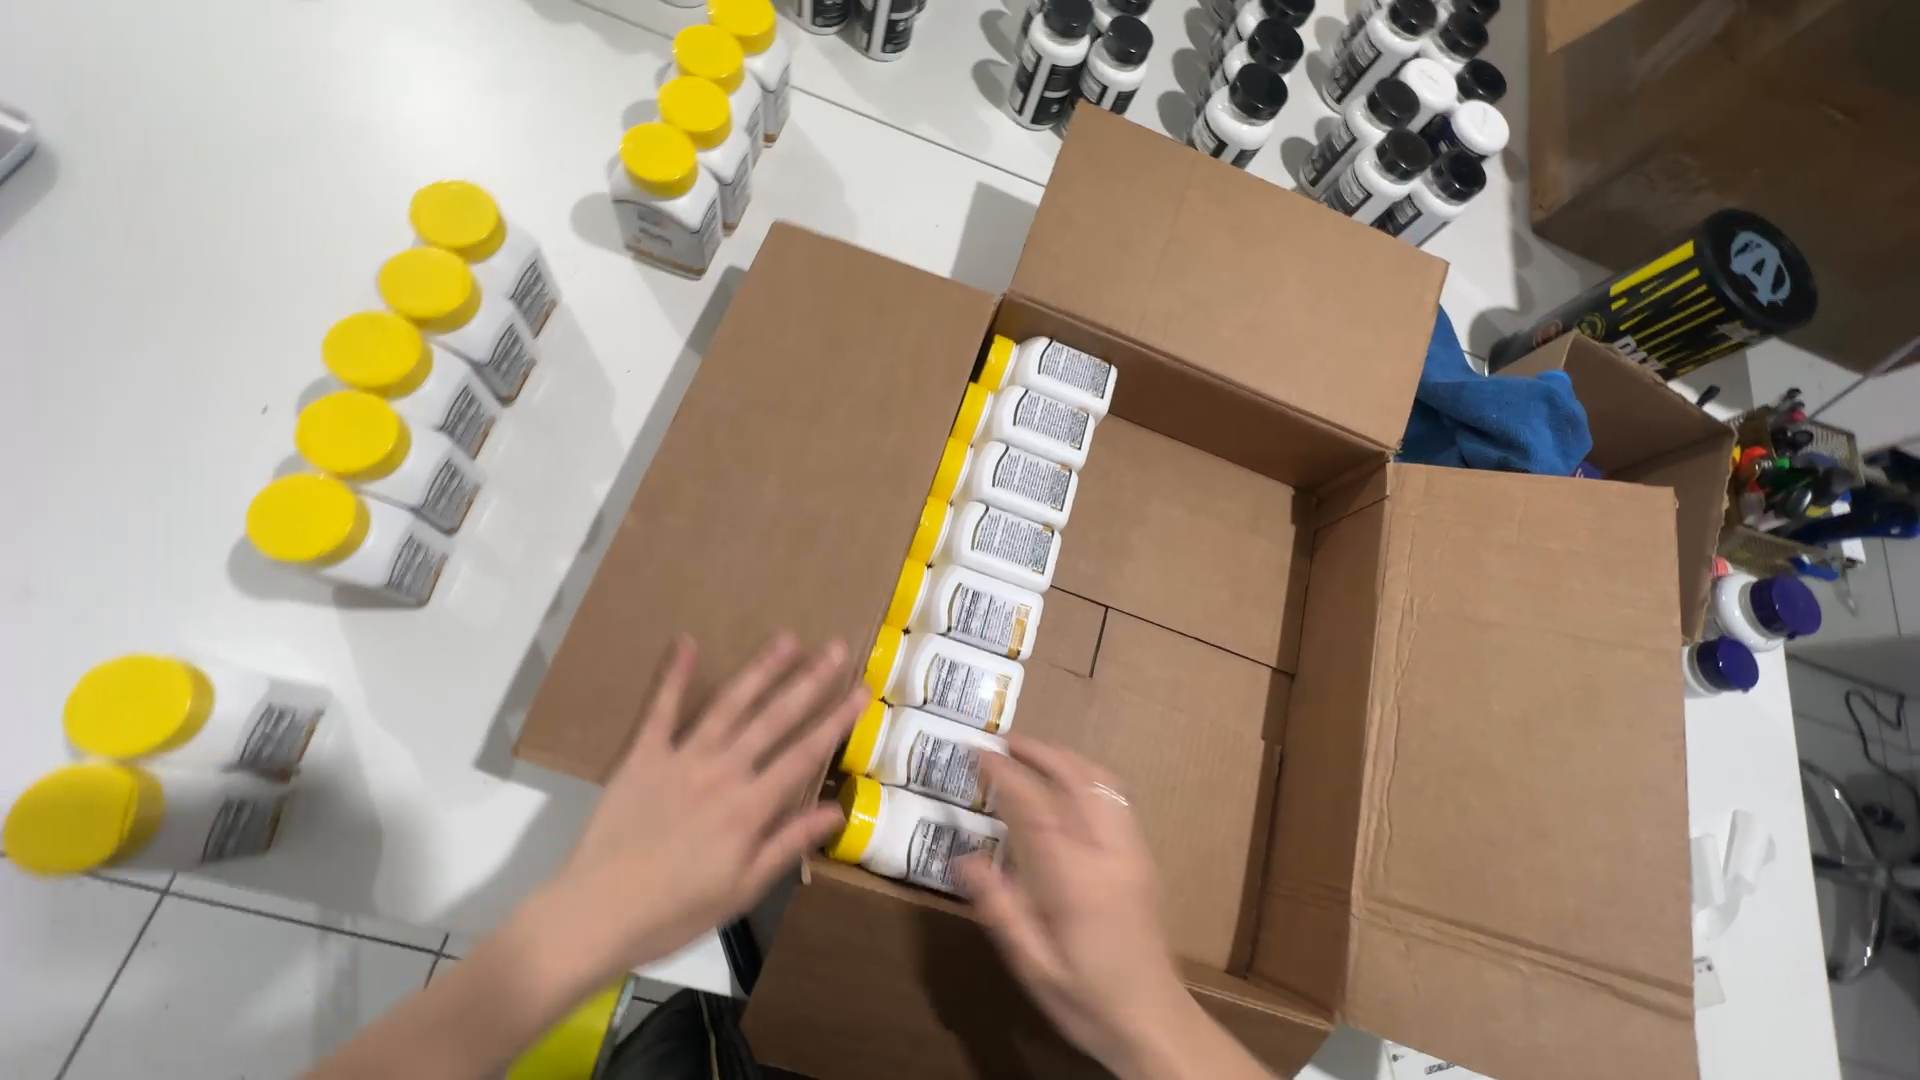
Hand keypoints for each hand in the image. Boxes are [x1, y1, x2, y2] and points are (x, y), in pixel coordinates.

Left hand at [546, 634, 864, 980]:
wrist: (596, 915)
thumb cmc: (676, 912)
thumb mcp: (742, 890)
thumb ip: (788, 843)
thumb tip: (836, 809)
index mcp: (750, 808)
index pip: (804, 754)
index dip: (837, 720)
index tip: (863, 690)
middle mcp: (722, 772)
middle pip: (774, 719)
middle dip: (810, 681)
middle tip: (838, 646)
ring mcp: (681, 759)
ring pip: (730, 705)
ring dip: (761, 670)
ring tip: (788, 638)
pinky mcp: (642, 757)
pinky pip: (661, 711)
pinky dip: (674, 676)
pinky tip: (688, 643)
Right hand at [957, 737, 1193, 1076]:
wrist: (1156, 1023)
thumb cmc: (1087, 1000)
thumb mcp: (1033, 966)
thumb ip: (1001, 909)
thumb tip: (964, 859)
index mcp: (1077, 879)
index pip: (1036, 807)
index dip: (1006, 773)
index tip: (979, 752)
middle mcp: (1109, 853)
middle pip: (1077, 778)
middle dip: (1040, 751)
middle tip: (1004, 742)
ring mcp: (1132, 851)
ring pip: (1102, 782)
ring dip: (1066, 758)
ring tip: (1032, 754)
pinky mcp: (1143, 857)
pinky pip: (1116, 797)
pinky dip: (1087, 776)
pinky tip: (1068, 784)